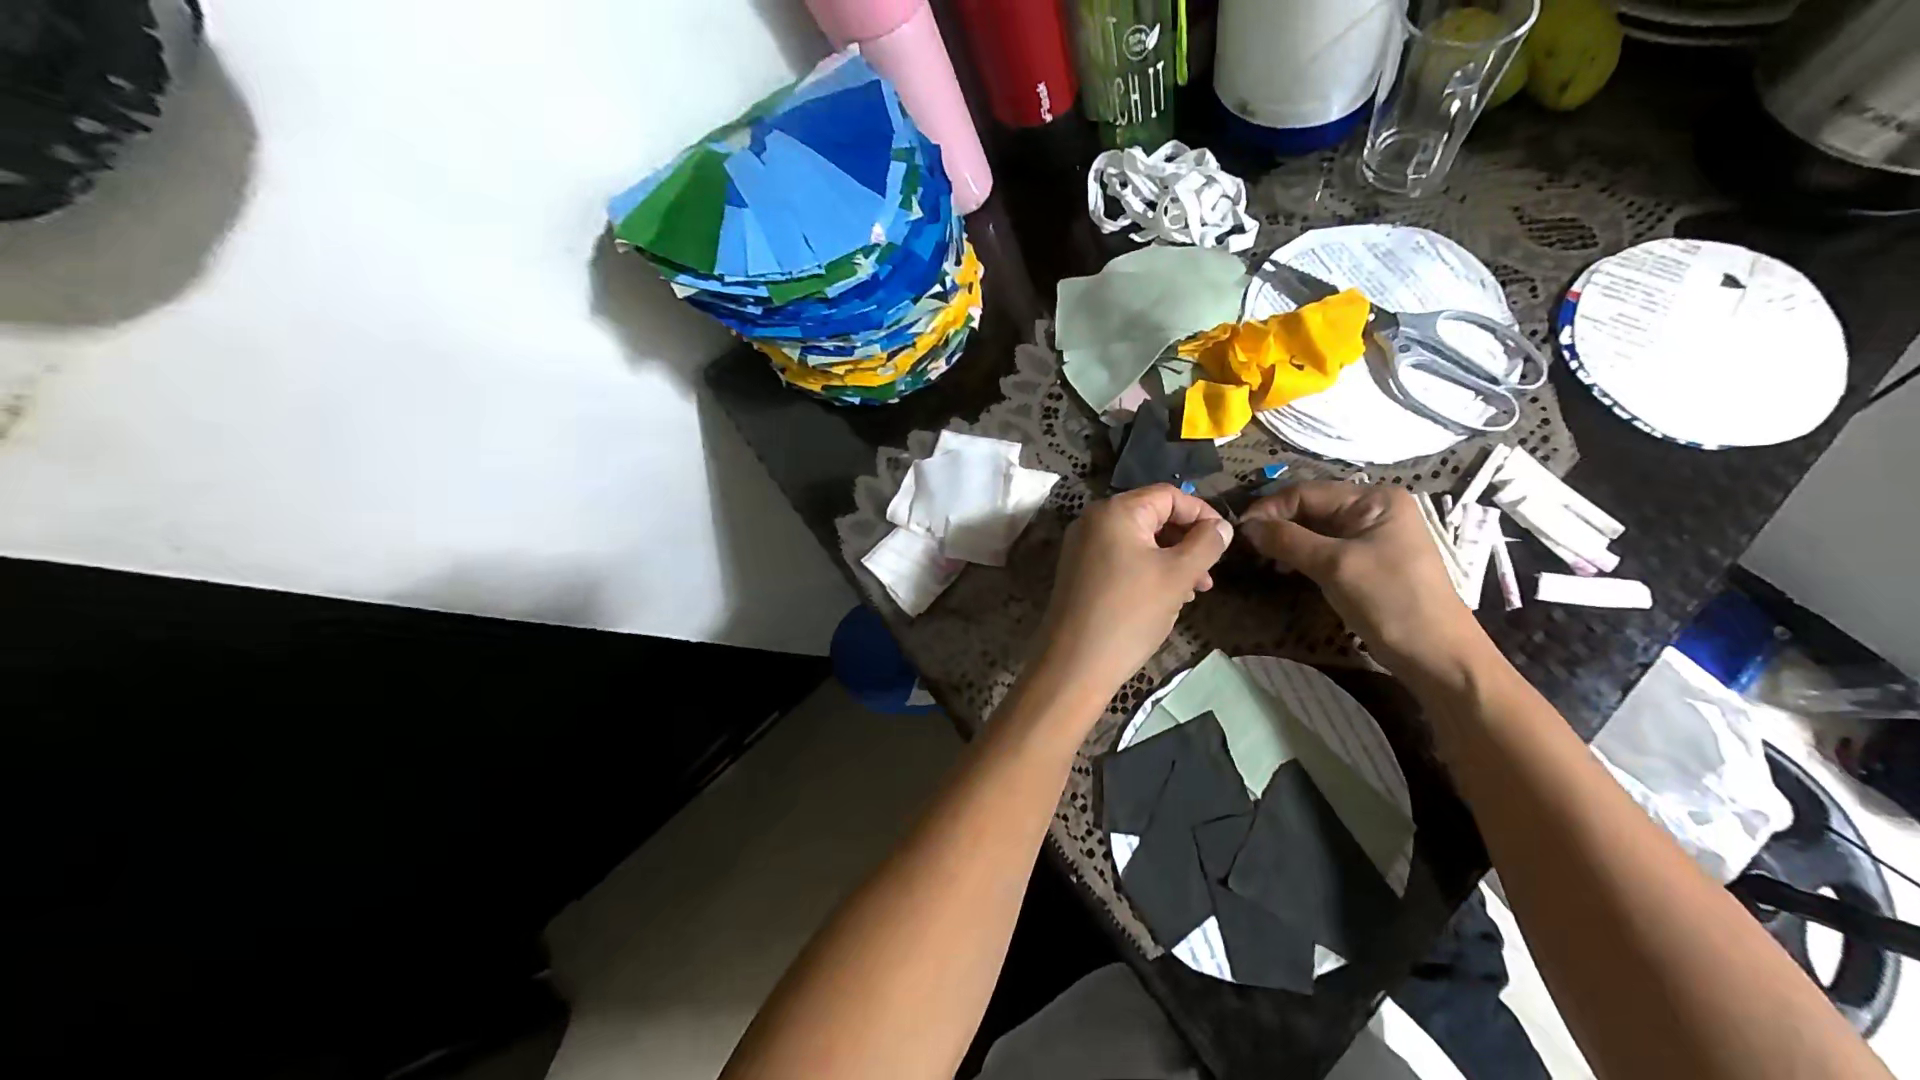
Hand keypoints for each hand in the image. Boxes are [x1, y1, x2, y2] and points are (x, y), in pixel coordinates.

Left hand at [1035, 485, 1232, 698]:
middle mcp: (1093, 521)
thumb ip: (1206, 544)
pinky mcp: (1079, 572)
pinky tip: (1165, 598)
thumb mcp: (1178, 575)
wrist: (1075, 663)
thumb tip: (1222, 526)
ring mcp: (1082, 547)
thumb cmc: (1130, 613)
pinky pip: (1121, 560)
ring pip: (1139, 542)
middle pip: (1152, 517)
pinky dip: (1147, 571)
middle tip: (1208, 575)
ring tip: (1193, 592)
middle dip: (1186, 542)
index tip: (1225, 540)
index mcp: (1115, 511)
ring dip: (1171, 560)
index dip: (1201, 513)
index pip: (1168, 495)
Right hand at [1240, 482, 1488, 675]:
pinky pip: (1323, 547)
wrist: (1436, 655)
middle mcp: (1373, 509)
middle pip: (1310, 507)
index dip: (1270, 509)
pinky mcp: (1365, 560)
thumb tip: (1246, 526)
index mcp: (1374, 499)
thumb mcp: (1334, 566)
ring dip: (1285, 541)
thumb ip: (1288, 540)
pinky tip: (1283, 569)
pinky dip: (1299, 555)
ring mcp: (1371, 535)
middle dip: (1276, 525)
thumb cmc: (1390, 601)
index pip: (1307, 492)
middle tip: (1246, 548)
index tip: (1239, 532)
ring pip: (1313, 528)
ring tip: (1262, 560)